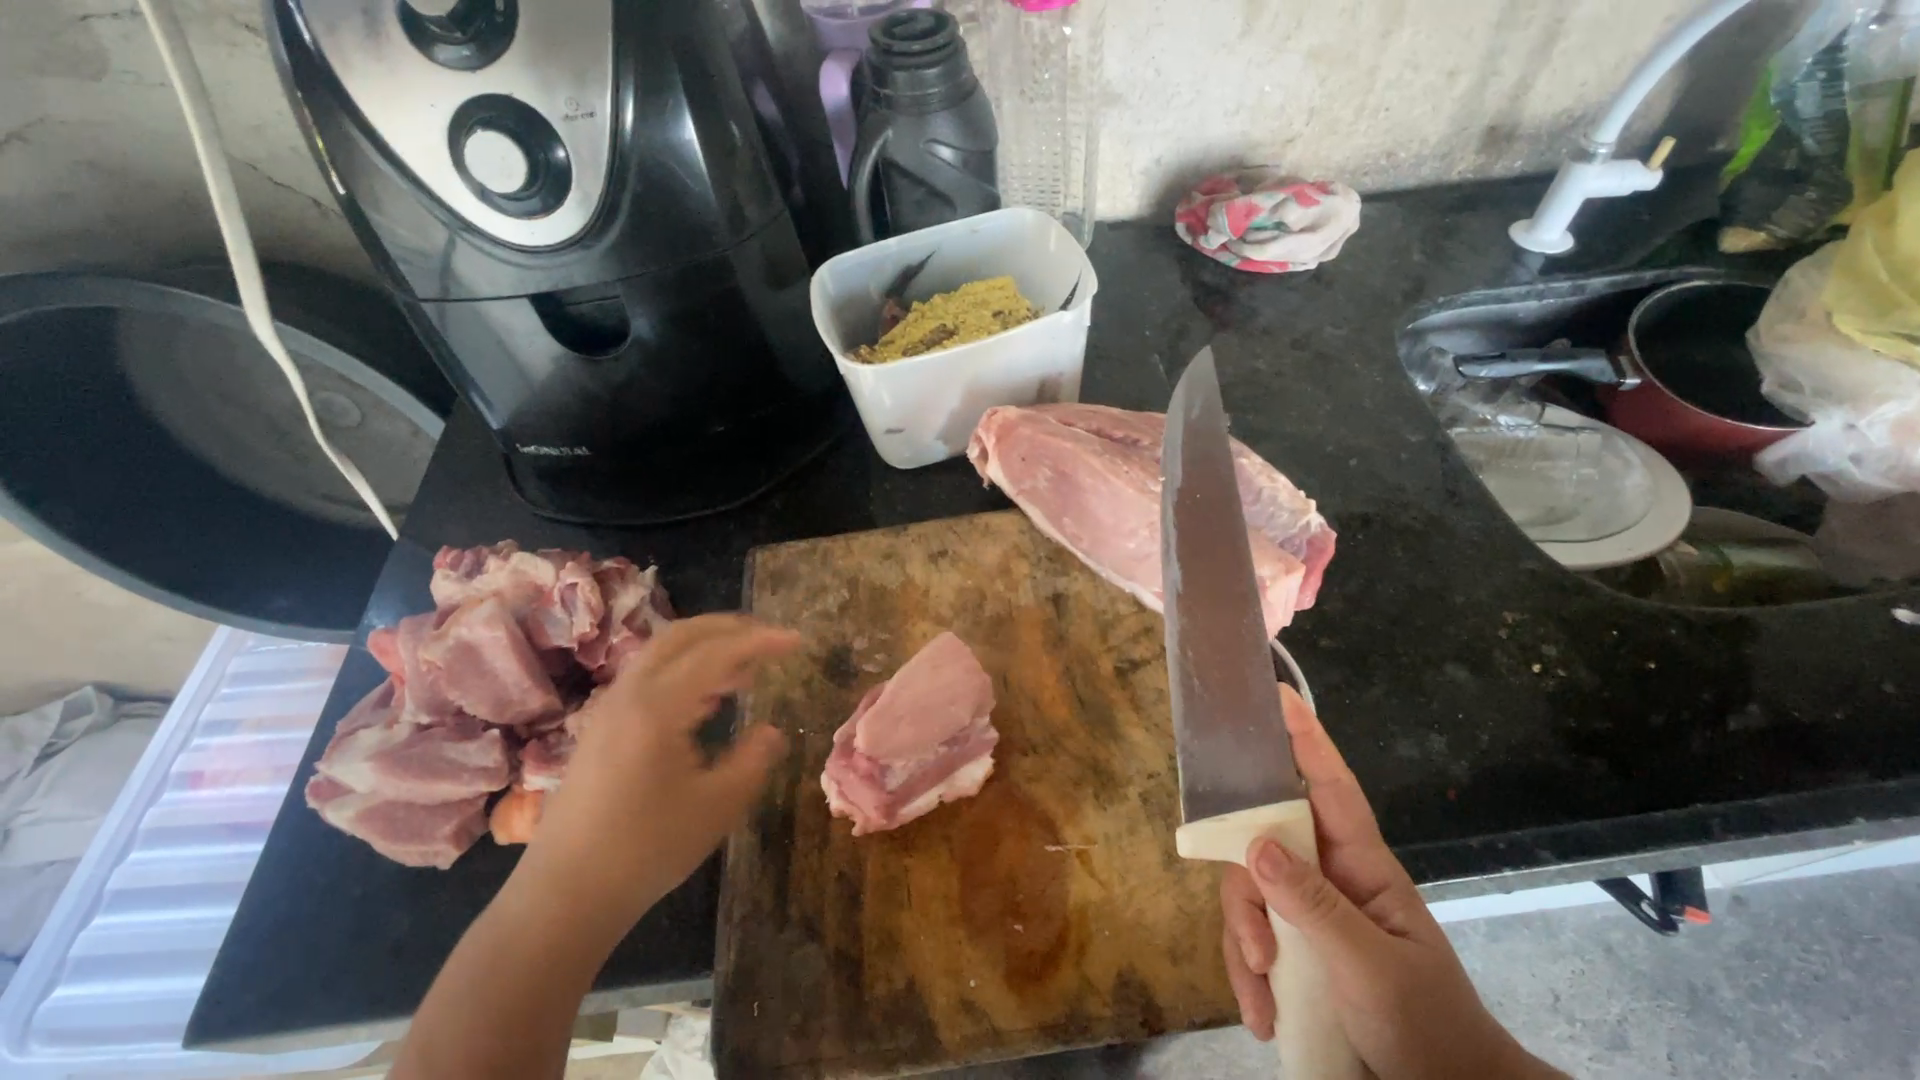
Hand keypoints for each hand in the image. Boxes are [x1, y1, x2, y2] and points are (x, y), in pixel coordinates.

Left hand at [512, 615, 798, 938]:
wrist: (567, 892)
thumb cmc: (647, 849)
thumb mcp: (717, 807)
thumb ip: (752, 760)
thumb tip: (771, 731)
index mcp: (658, 706)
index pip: (716, 653)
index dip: (760, 642)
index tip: (797, 641)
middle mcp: (628, 694)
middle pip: (680, 636)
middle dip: (728, 629)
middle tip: (770, 639)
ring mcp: (608, 710)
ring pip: (661, 656)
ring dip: (705, 650)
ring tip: (747, 671)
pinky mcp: (600, 729)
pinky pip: (648, 678)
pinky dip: (684, 672)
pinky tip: (707, 700)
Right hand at [1219, 685, 1562, 1079]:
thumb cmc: (1427, 1025)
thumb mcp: (1372, 969)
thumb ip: (1314, 907)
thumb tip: (1254, 843)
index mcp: (1363, 869)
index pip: (1330, 789)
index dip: (1306, 741)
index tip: (1278, 695)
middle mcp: (1330, 880)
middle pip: (1264, 848)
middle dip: (1248, 895)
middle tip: (1256, 949)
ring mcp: (1310, 915)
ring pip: (1250, 897)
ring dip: (1245, 949)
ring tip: (1264, 1000)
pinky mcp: (1295, 951)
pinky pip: (1251, 942)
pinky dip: (1248, 980)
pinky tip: (1264, 1017)